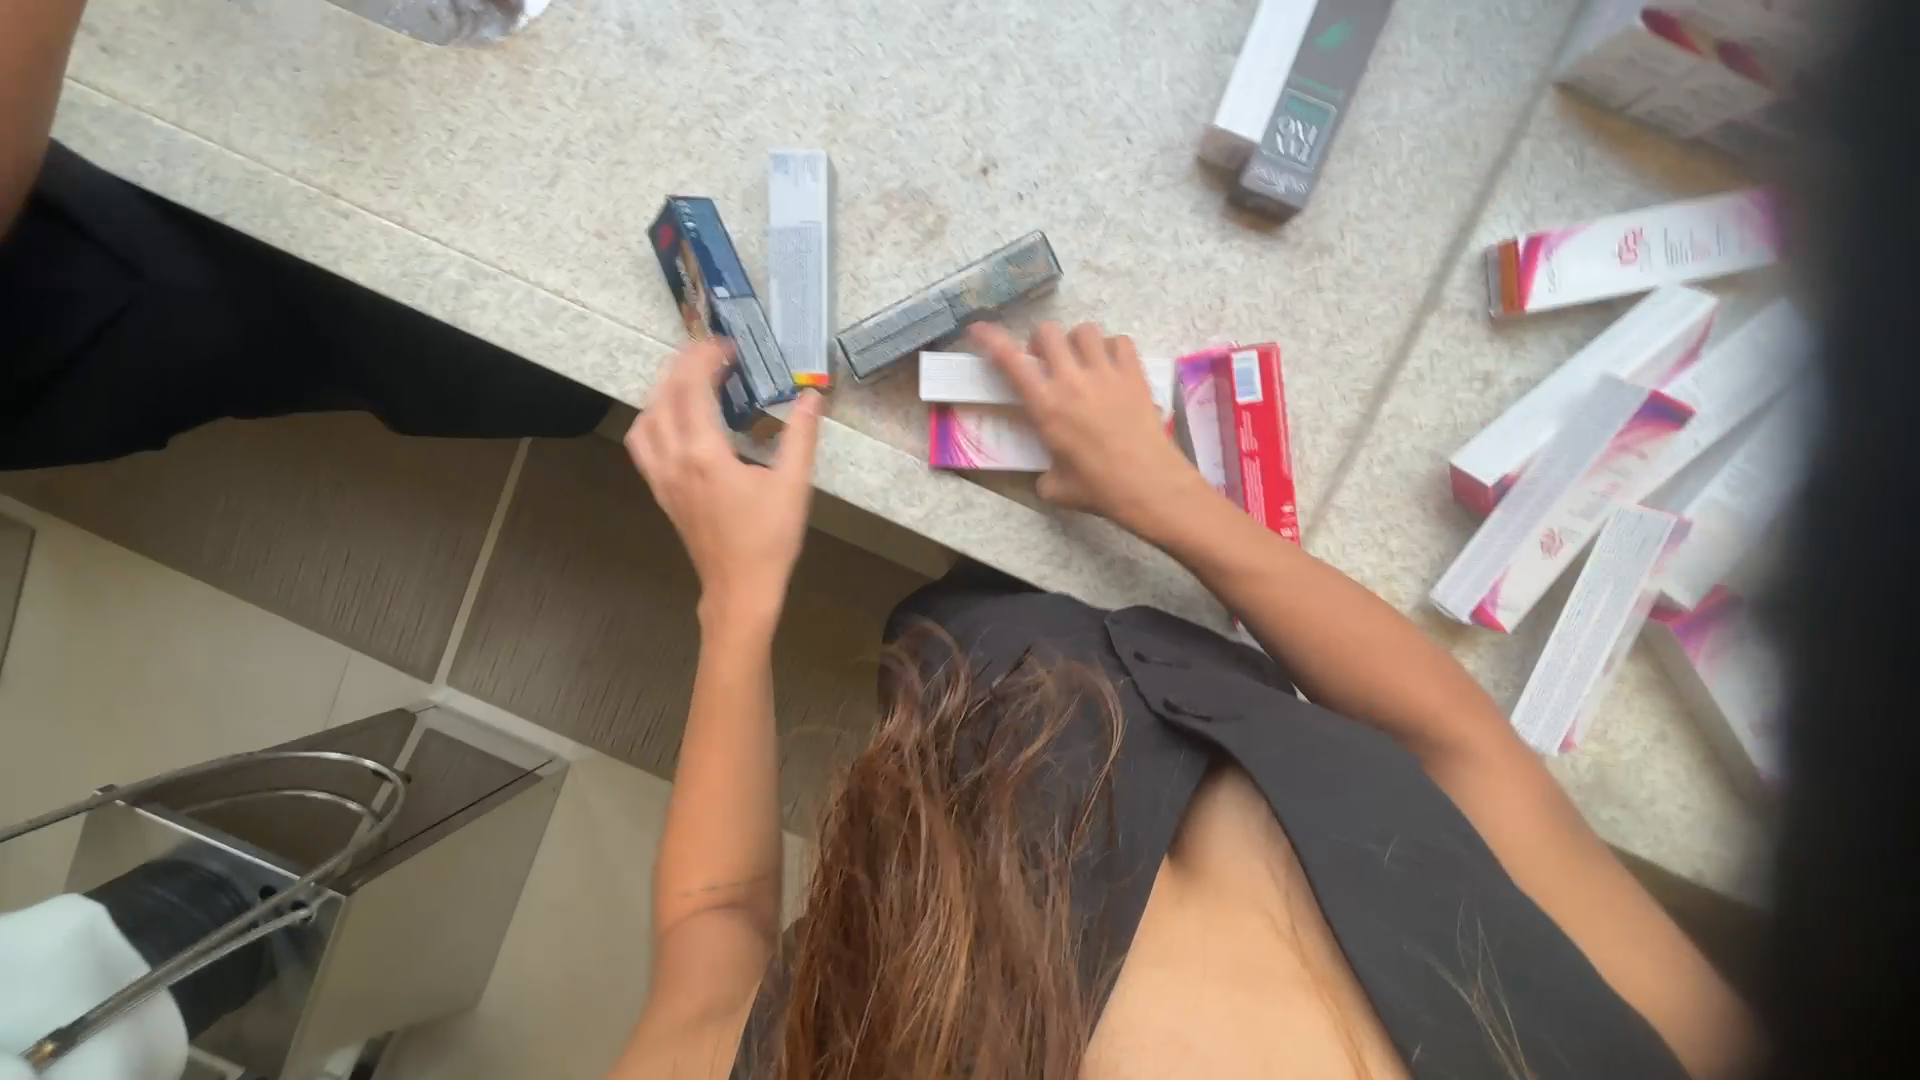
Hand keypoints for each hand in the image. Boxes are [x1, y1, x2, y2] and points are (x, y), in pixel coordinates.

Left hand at [625, 341, 822, 627]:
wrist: (740, 587)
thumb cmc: (769, 539)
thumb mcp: (794, 485)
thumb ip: (801, 436)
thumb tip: (812, 397)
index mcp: (705, 453)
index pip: (692, 387)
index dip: (706, 358)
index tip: (728, 346)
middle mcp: (674, 459)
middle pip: (663, 395)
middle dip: (683, 365)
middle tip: (710, 352)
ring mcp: (662, 477)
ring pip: (646, 417)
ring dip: (663, 389)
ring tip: (691, 380)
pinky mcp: (661, 491)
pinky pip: (643, 443)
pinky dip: (653, 419)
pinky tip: (676, 420)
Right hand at [969, 321, 1212, 534]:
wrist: (1149, 484)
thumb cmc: (1098, 489)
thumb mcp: (1055, 487)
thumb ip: (1044, 474)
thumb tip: (1047, 475)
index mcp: (1045, 406)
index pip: (1009, 360)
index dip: (990, 338)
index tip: (978, 330)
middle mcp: (1071, 380)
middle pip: (1047, 332)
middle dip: (1039, 342)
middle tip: (1044, 361)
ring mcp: (1106, 373)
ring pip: (1084, 329)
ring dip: (1075, 341)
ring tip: (1080, 361)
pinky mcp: (1134, 374)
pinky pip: (1119, 341)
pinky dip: (1111, 347)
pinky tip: (1111, 366)